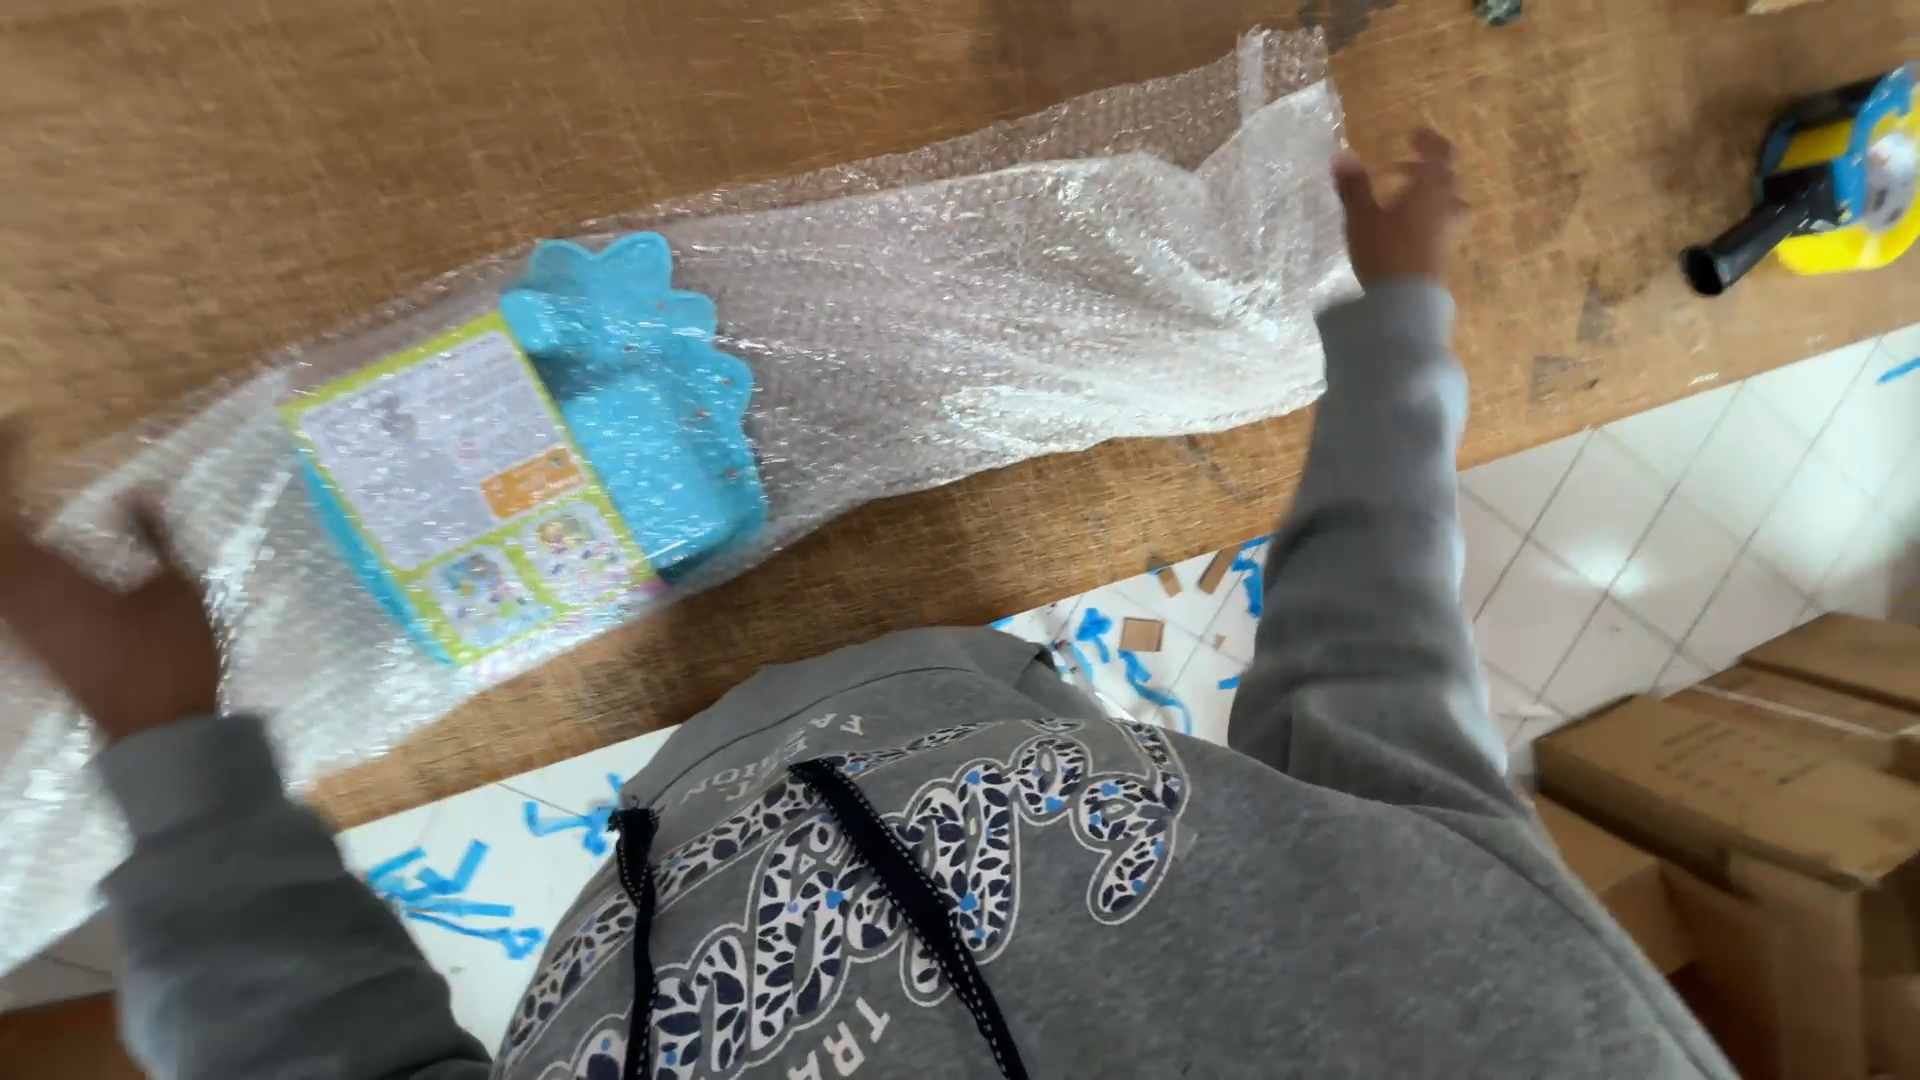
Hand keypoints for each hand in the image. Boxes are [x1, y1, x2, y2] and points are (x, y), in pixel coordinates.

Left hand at [0, 428, 220, 741]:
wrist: (153, 720)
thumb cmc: (172, 654)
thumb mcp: (178, 589)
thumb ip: (153, 537)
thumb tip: (134, 490)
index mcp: (48, 575)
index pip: (6, 503)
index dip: (8, 459)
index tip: (26, 422)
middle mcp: (11, 589)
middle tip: (7, 440)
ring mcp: (9, 611)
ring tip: (5, 480)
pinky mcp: (18, 626)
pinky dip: (3, 544)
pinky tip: (17, 536)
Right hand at [1332, 128, 1466, 287]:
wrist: (1403, 297)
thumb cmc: (1383, 248)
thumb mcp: (1362, 216)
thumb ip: (1354, 186)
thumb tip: (1341, 155)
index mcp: (1430, 187)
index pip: (1440, 153)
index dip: (1428, 141)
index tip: (1413, 136)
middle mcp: (1446, 202)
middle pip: (1445, 177)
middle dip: (1424, 170)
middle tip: (1400, 172)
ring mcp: (1448, 228)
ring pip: (1448, 202)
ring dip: (1431, 196)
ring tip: (1409, 201)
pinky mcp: (1443, 250)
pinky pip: (1441, 224)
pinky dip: (1428, 218)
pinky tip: (1409, 229)